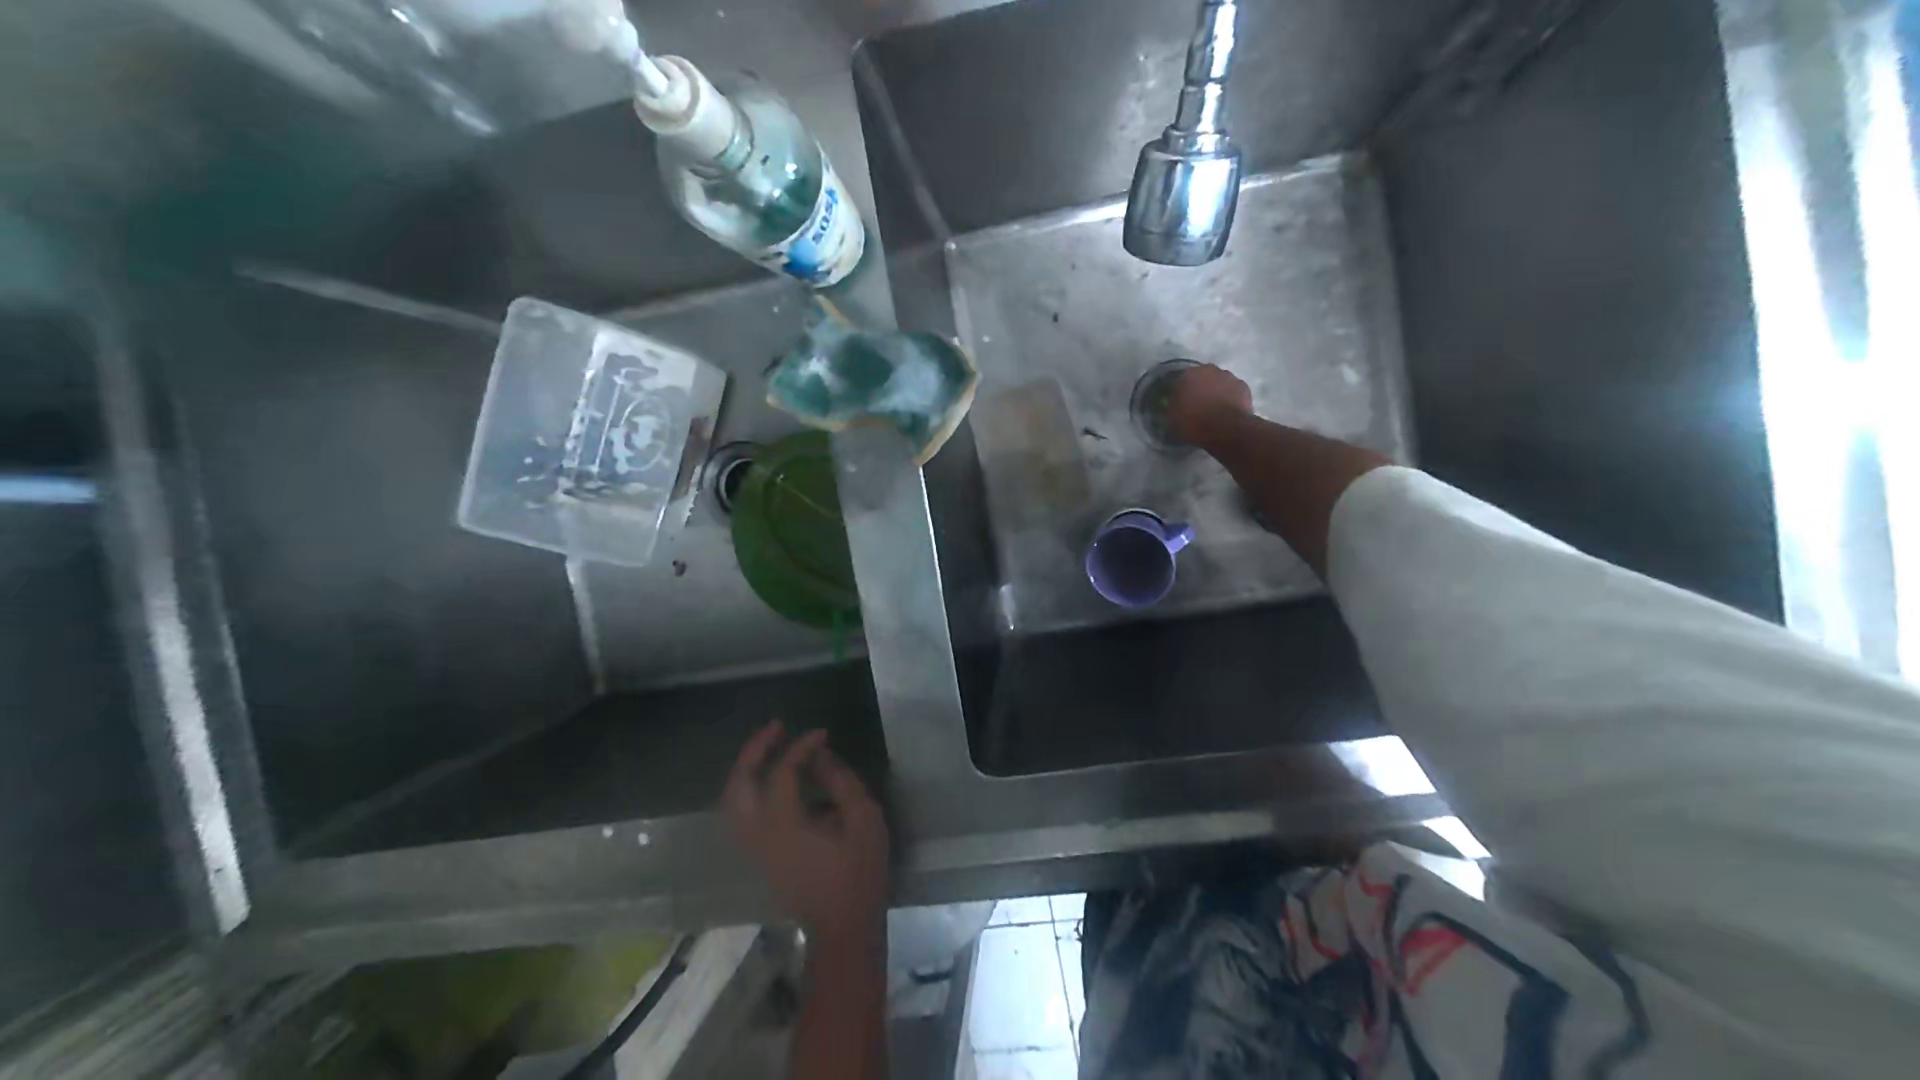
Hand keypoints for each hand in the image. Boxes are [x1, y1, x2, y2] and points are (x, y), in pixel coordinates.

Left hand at [723, 722, 889, 944]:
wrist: (842, 926)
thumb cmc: (858, 873)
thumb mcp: (863, 820)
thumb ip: (840, 783)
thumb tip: (820, 757)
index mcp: (785, 825)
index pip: (782, 772)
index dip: (801, 747)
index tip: (821, 733)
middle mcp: (759, 833)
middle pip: (740, 783)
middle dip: (755, 750)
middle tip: (776, 727)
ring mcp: (753, 847)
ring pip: (732, 799)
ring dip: (746, 768)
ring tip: (768, 747)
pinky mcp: (757, 856)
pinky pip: (738, 813)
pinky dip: (746, 787)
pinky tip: (766, 777)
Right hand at [1162, 363, 1252, 446]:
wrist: (1227, 429)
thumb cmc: (1194, 423)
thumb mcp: (1172, 419)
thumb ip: (1170, 407)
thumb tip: (1171, 403)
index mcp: (1186, 375)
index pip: (1178, 380)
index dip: (1179, 392)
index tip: (1179, 402)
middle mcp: (1207, 369)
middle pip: (1200, 377)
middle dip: (1198, 387)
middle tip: (1197, 403)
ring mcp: (1227, 376)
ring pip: (1217, 381)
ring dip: (1215, 390)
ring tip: (1213, 406)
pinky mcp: (1242, 385)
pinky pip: (1232, 389)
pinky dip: (1229, 396)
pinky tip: (1227, 408)